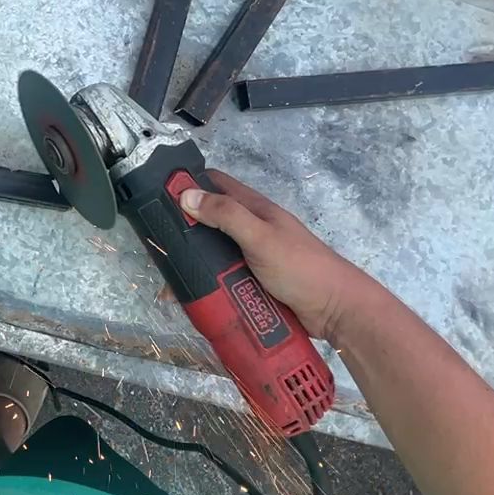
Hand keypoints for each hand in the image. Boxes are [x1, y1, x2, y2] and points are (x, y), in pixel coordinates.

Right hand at [178, 170, 383, 341]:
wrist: (337, 312)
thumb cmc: (301, 267)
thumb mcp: (260, 236)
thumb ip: (226, 215)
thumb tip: (185, 196)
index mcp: (254, 209)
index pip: (215, 183)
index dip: (188, 182)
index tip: (158, 193)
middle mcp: (250, 229)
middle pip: (208, 222)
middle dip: (183, 229)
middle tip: (156, 244)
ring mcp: (251, 257)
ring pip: (213, 254)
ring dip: (193, 263)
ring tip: (168, 278)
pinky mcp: (252, 283)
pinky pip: (222, 279)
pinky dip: (207, 285)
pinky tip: (191, 295)